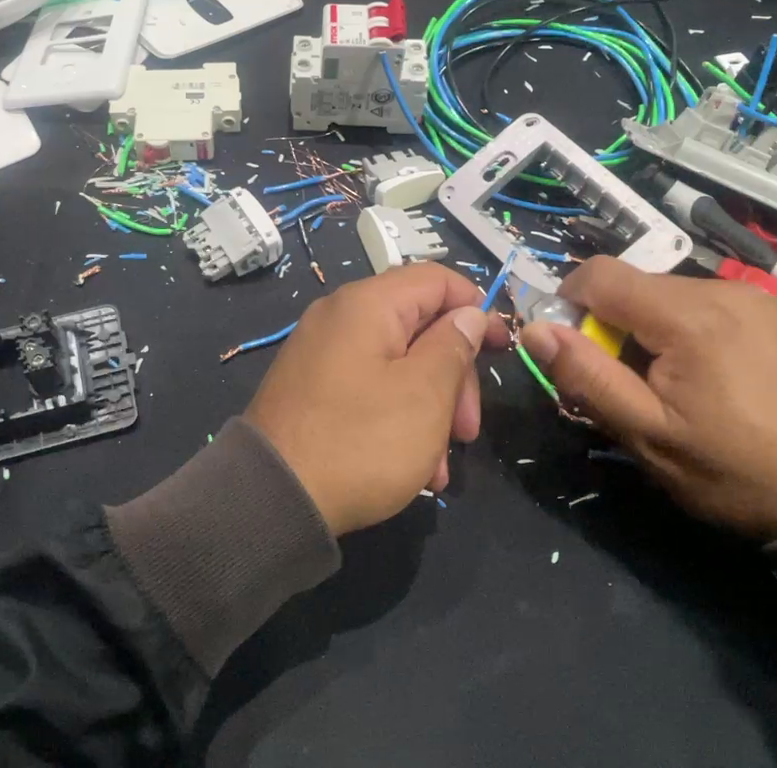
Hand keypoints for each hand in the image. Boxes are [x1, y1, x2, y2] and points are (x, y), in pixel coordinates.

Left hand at [245, 263, 508, 535]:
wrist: (272, 498)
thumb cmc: (361, 441)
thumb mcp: (424, 395)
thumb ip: (453, 347)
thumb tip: (467, 315)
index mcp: (366, 304)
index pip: (436, 279)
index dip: (477, 307)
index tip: (504, 349)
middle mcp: (339, 318)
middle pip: (418, 326)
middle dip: (454, 377)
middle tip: (468, 431)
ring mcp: (321, 355)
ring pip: (397, 365)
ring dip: (431, 410)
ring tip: (441, 468)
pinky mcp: (312, 390)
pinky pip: (369, 389)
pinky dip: (398, 420)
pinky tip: (415, 470)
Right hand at [518, 257, 776, 538]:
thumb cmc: (742, 475)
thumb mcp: (650, 436)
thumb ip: (586, 377)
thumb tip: (534, 330)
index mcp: (688, 316)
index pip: (598, 274)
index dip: (568, 304)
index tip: (575, 352)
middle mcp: (724, 290)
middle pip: (637, 286)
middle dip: (614, 326)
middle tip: (629, 386)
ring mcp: (763, 300)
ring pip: (676, 296)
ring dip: (655, 330)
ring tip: (678, 388)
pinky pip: (717, 307)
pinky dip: (696, 333)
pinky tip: (722, 382)